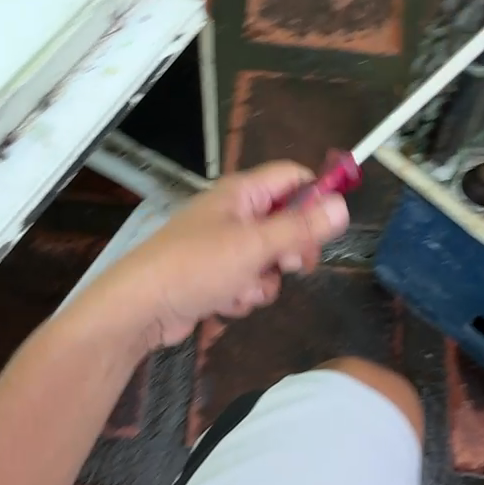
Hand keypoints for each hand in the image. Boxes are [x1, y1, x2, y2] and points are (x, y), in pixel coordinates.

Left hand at [67, 162, 351, 350]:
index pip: (292, 177)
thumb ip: (301, 228)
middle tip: (288, 265)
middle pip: (286, 223)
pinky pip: (248, 282)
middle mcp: (233, 214)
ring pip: (269, 261)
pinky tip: (223, 302)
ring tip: (240, 288)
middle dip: (290, 250)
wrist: (141, 307)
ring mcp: (223, 246)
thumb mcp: (255, 246)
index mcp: (241, 193)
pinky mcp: (215, 276)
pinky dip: (242, 294)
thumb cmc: (195, 267)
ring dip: (263, 280)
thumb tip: (342, 206)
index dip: (316, 196)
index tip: (330, 225)